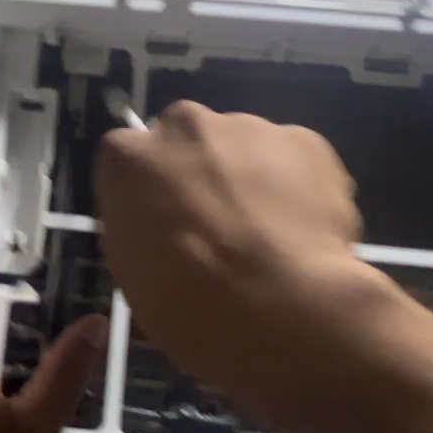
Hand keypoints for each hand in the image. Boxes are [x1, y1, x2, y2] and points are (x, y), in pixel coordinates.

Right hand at [94, 101, 389, 430]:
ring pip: (244, 147)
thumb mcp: (133, 271)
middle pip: (188, 140)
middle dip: (199, 172)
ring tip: (268, 236)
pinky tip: (301, 232)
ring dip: (249, 179)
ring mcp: (248, 127)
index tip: (163, 223)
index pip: (129, 159)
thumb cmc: (185, 303)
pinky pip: (293, 159)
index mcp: (128, 158)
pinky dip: (296, 187)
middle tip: (216, 226)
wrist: (275, 306)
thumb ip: (144, 227)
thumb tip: (166, 228)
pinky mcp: (305, 140)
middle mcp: (184, 125)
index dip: (149, 192)